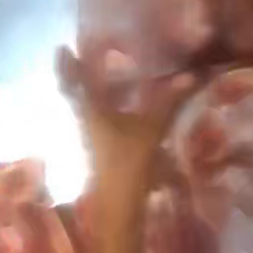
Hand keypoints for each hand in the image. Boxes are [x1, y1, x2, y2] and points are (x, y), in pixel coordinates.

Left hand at [58, 47, 194, 184]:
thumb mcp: (151, 128)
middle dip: (73, 75)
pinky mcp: (101, 146)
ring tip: (99, 73)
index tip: (63, 46)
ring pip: (83, 106)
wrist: (120, 205)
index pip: (74, 81)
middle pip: (73, 92)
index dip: (68, 64)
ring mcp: (91, 135)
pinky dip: (100, 104)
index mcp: (90, 110)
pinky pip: (94, 117)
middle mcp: (85, 119)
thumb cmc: (129, 161)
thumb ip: (168, 100)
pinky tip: (116, 103)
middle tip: (78, 56)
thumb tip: (189, 75)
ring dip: (87, 89)